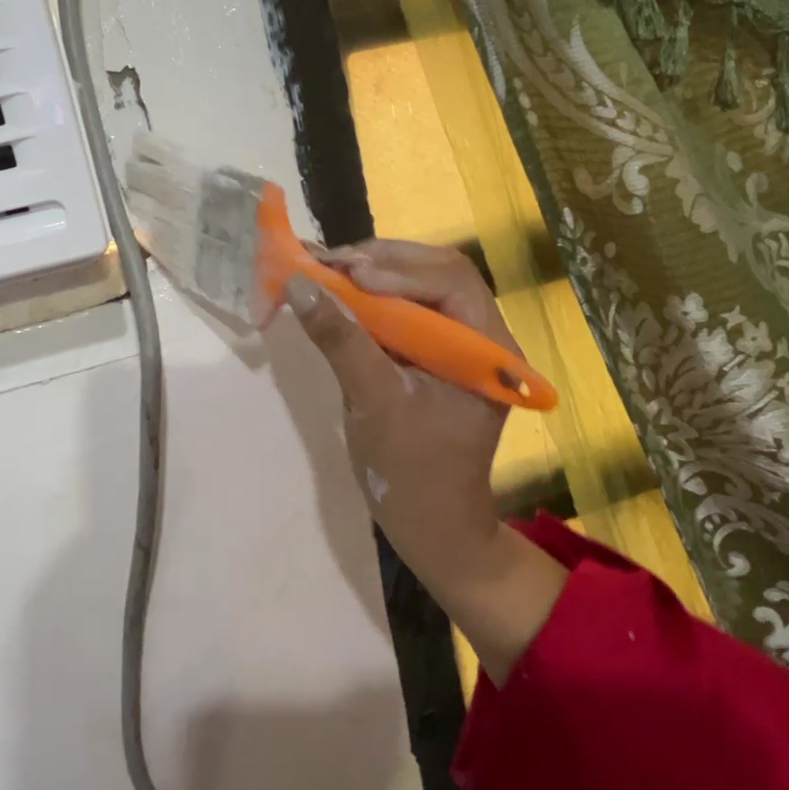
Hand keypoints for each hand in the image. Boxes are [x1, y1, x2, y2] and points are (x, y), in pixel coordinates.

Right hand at [287, 239, 566, 683]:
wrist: (432, 527)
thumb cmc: (413, 473)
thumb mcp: (375, 405)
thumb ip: (342, 341)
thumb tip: (299, 283)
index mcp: (489, 349)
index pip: (452, 281)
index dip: (399, 269)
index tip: (347, 273)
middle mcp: (481, 335)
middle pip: (435, 272)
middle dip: (380, 262)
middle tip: (326, 263)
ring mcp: (457, 343)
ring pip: (417, 285)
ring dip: (371, 275)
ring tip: (324, 272)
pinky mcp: (432, 353)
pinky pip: (404, 308)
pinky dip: (369, 298)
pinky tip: (336, 294)